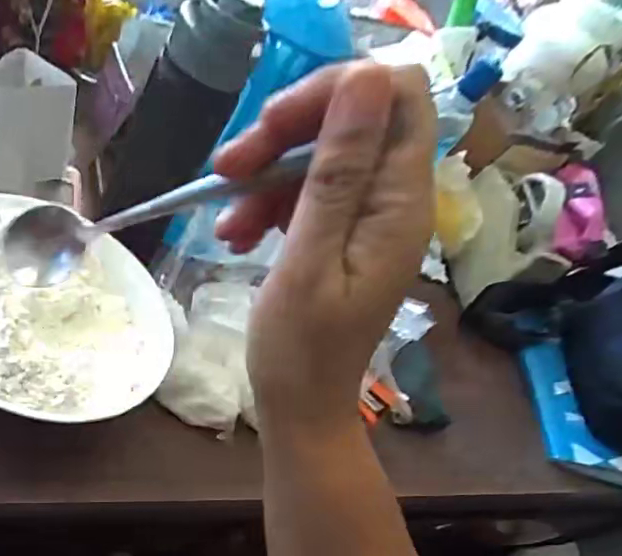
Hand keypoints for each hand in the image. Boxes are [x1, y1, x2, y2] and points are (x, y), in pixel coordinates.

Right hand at [210, 62, 433, 432]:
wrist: (300, 409)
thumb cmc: (299, 352)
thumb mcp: (307, 263)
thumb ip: (335, 175)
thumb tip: (362, 80)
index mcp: (398, 203)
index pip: (390, 96)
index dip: (329, 95)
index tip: (266, 130)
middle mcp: (393, 200)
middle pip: (351, 123)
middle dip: (285, 136)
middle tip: (227, 168)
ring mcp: (367, 221)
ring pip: (321, 161)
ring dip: (265, 179)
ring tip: (223, 224)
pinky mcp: (341, 240)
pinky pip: (308, 199)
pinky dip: (267, 208)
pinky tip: (235, 237)